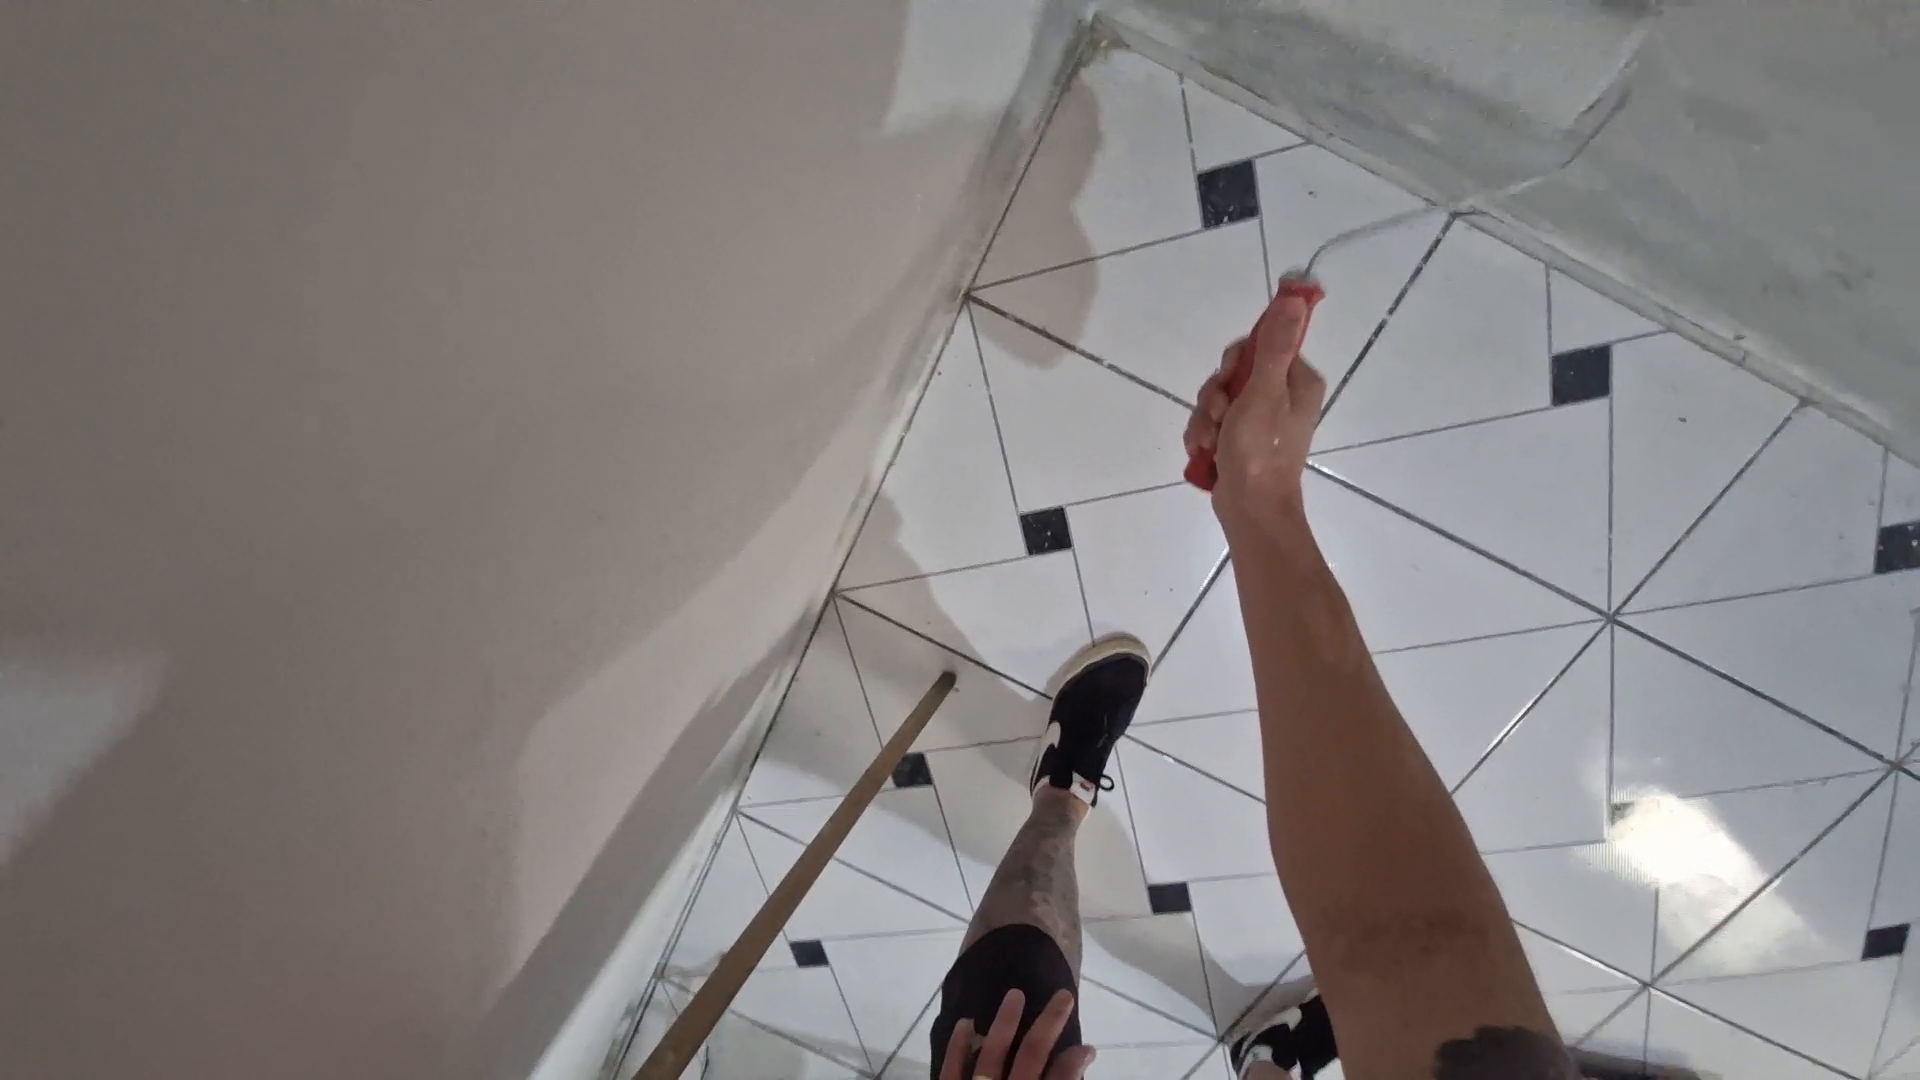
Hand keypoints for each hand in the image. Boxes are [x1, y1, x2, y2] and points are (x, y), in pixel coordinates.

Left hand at [938, 989, 1094, 1079]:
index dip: (1075, 1062)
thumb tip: (1074, 1068)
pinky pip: (951, 1069)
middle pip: (1031, 1054)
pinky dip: (958, 1046)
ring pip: (993, 1054)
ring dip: (1005, 1022)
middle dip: (1049, 1022)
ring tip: (1016, 994)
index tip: (1088, 1046)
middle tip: (1064, 995)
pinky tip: (966, 1022)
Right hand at [1183, 293, 1323, 536]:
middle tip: (1218, 416)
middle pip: (1233, 374)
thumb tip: (1295, 299)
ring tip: (1208, 443)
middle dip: (1214, 396)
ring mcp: (1259, 422)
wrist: (1251, 509)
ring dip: (1204, 420)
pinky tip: (1204, 452)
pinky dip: (1203, 437)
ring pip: (1216, 401)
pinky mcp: (1239, 442)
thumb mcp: (1264, 392)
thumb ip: (1275, 346)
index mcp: (1296, 381)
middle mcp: (1281, 397)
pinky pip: (1211, 424)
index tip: (1230, 380)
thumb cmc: (1260, 451)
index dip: (1236, 362)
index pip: (1260, 346)